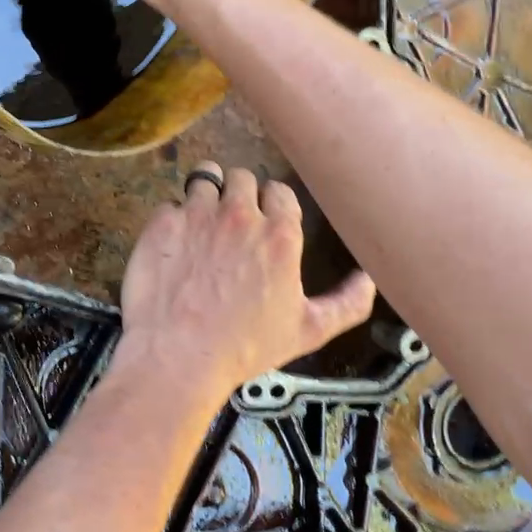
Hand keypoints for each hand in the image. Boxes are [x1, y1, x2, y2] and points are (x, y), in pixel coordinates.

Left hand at [109, 161, 376, 410]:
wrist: (178, 353)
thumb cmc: (245, 346)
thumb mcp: (309, 331)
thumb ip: (348, 302)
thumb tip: (370, 279)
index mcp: (279, 236)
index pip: (280, 191)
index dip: (271, 203)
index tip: (264, 219)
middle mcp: (240, 215)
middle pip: (241, 178)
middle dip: (238, 193)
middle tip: (230, 221)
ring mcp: (197, 215)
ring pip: (203, 180)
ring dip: (204, 196)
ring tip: (200, 223)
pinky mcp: (162, 222)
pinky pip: (169, 204)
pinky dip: (172, 219)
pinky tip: (173, 244)